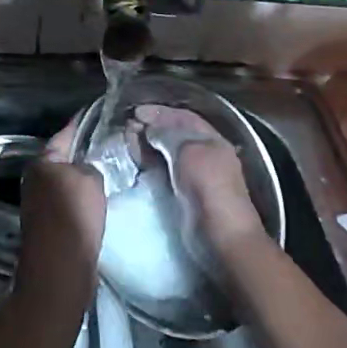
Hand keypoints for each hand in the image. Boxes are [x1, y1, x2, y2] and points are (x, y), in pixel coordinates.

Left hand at [14, 124, 106, 297]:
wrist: (60, 270)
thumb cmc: (73, 216)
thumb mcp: (90, 178)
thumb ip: (91, 163)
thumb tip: (90, 165)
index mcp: (42, 162)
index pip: (67, 132)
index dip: (86, 121)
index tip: (104, 112)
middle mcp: (37, 178)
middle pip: (66, 155)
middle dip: (88, 148)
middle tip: (116, 139)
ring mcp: (42, 202)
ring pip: (70, 178)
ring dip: (88, 173)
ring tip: (116, 164)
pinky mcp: (52, 223)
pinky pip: (73, 198)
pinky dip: (87, 194)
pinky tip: (106, 192)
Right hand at [135, 104, 266, 253]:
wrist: (221, 235)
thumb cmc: (208, 187)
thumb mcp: (189, 151)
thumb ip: (169, 135)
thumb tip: (150, 128)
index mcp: (211, 140)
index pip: (184, 117)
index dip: (161, 112)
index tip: (136, 111)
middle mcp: (203, 154)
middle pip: (173, 134)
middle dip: (151, 128)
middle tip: (127, 127)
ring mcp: (193, 176)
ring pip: (166, 153)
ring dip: (146, 145)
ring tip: (125, 141)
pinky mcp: (182, 195)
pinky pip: (162, 172)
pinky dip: (148, 164)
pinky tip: (134, 162)